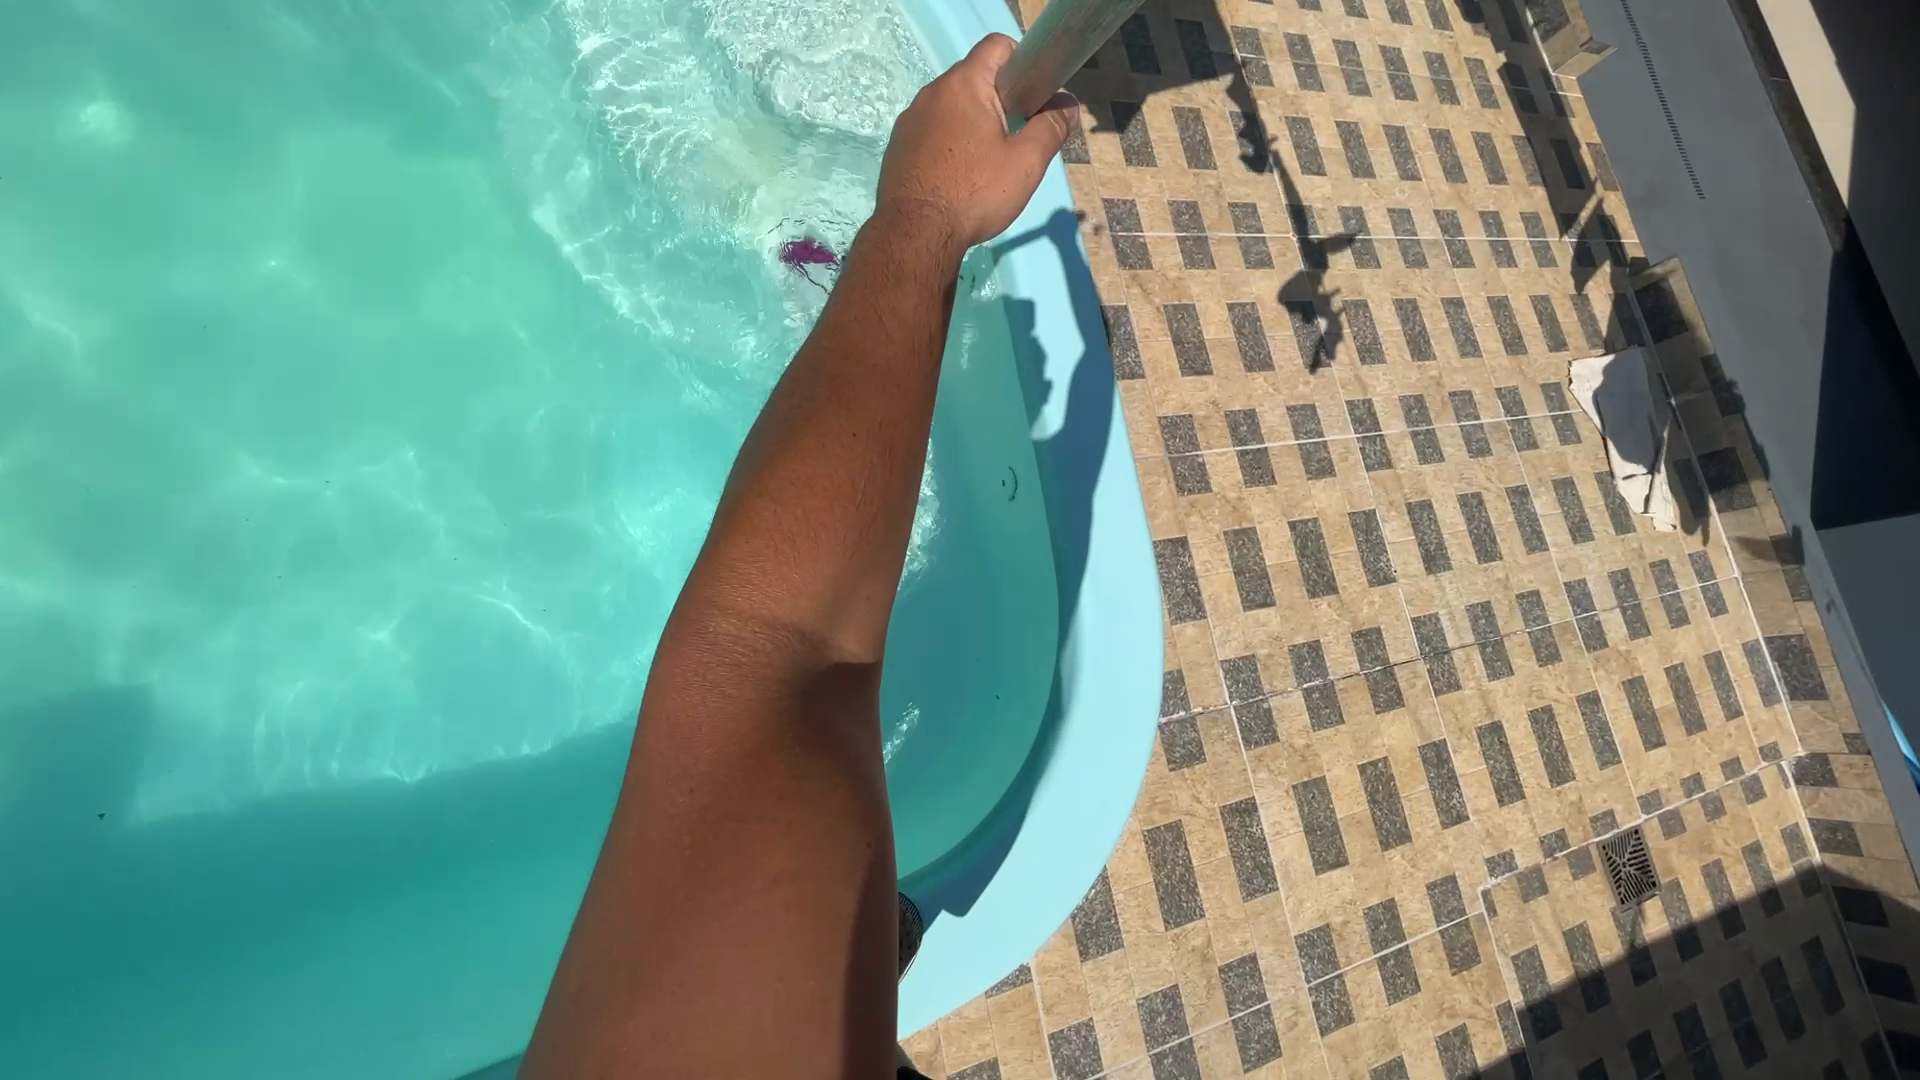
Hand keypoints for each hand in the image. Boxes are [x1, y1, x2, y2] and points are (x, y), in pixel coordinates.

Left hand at [876, 34, 1078, 251]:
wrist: (916, 235)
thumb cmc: (974, 194)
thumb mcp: (1025, 164)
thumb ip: (1050, 128)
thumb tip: (1068, 106)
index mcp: (964, 84)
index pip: (996, 46)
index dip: (1020, 63)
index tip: (1031, 98)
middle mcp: (931, 93)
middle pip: (972, 81)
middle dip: (996, 102)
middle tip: (1012, 141)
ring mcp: (909, 121)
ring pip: (950, 111)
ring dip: (970, 128)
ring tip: (982, 167)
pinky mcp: (897, 149)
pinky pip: (930, 136)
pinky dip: (946, 148)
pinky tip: (955, 181)